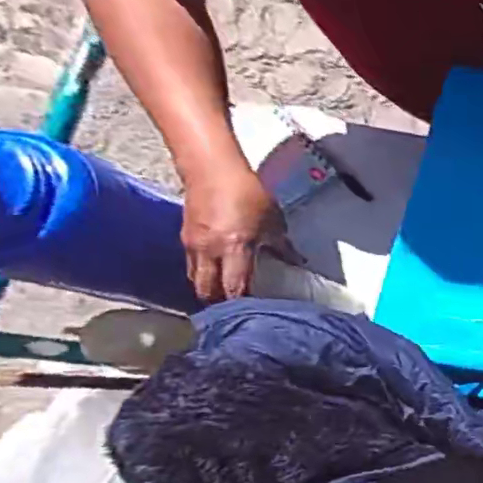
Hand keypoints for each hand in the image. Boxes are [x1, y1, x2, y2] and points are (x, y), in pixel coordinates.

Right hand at [181, 168, 283, 301]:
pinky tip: (215, 277)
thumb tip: (297, 262)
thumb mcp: (273, 220)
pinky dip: (202, 276)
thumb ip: (283, 246)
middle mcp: (210, 252)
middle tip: (235, 313)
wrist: (212, 168)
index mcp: (235, 248)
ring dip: (209, 291)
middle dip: (220, 305)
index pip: (235, 288)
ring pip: (196, 281)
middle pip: (208, 291)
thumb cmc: (247, 193)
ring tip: (224, 299)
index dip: (242, 305)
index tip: (253, 314)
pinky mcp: (185, 238)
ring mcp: (194, 246)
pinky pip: (191, 266)